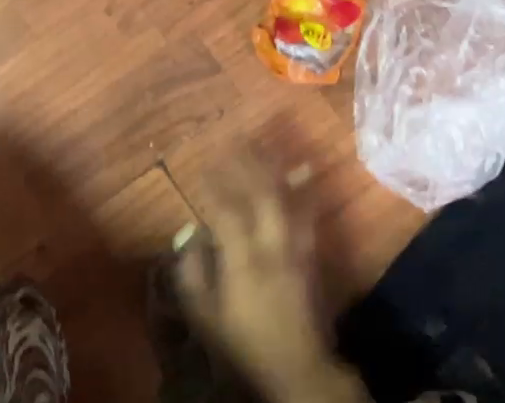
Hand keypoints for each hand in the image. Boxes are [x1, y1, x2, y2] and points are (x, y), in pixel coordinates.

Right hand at [175, 160, 364, 401]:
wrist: (299, 368)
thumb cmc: (245, 340)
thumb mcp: (205, 313)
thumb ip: (193, 271)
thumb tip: (191, 234)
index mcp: (243, 259)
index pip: (226, 209)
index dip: (213, 184)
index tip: (201, 162)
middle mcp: (273, 246)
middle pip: (262, 194)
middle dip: (247, 163)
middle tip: (235, 136)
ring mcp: (298, 249)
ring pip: (289, 199)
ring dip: (277, 168)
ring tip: (268, 141)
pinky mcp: (313, 256)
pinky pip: (307, 213)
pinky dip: (303, 188)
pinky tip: (302, 171)